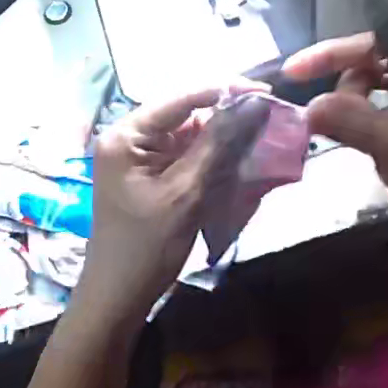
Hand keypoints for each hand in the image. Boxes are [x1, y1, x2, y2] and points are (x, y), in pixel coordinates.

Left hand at [77, 82, 261, 314]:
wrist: (118, 296)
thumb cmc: (146, 247)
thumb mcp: (185, 194)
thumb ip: (217, 145)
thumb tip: (252, 104)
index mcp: (125, 136)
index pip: (180, 99)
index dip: (224, 91)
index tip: (266, 91)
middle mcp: (128, 139)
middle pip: (185, 116)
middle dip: (226, 118)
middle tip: (269, 118)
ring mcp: (138, 159)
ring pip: (189, 137)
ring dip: (223, 140)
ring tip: (262, 138)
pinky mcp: (150, 178)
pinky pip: (186, 158)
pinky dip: (212, 160)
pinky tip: (240, 160)